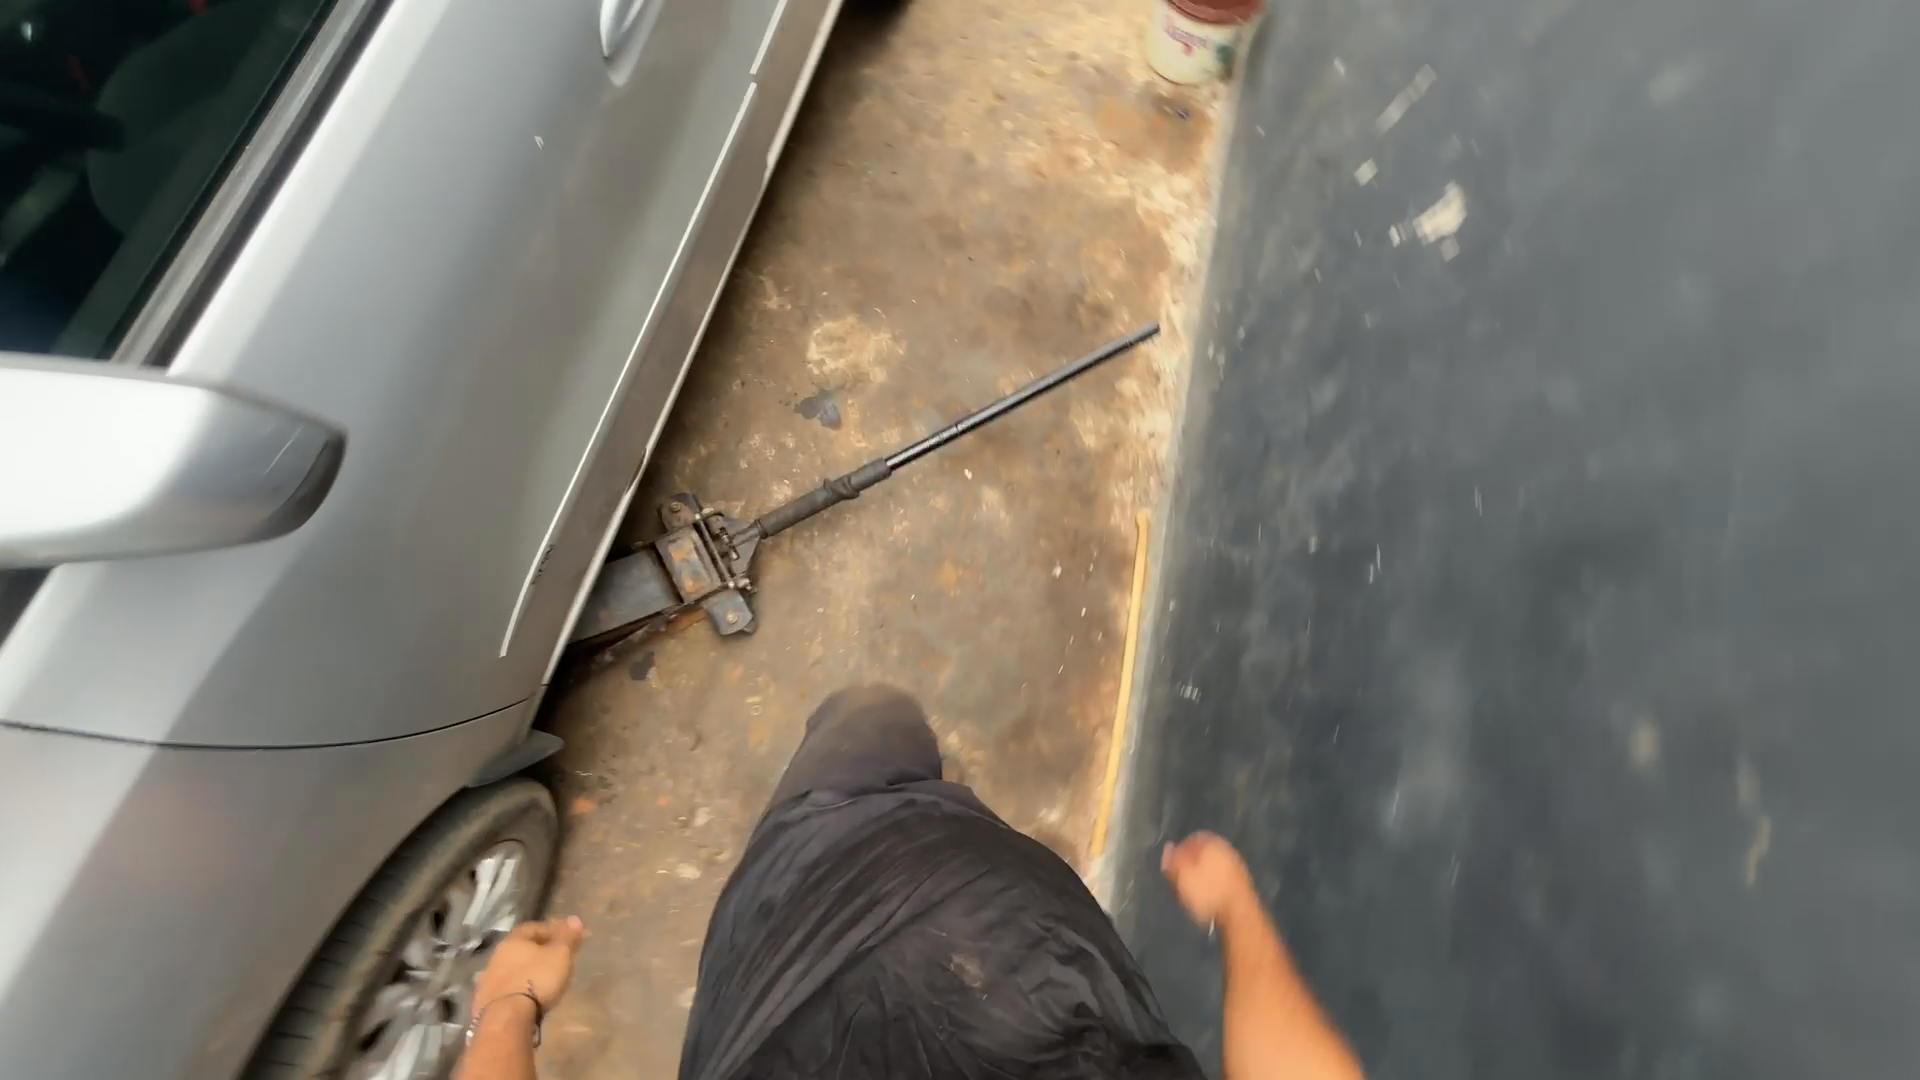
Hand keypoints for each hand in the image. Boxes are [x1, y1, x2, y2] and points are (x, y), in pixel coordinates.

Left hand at [473, 915, 586, 1018]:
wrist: (506, 1021)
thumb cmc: (537, 979)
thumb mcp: (561, 954)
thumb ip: (568, 936)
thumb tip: (574, 919)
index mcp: (513, 941)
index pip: (534, 927)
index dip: (553, 930)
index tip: (568, 938)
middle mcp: (496, 958)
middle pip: (522, 950)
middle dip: (541, 953)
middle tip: (559, 960)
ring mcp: (487, 983)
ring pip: (514, 971)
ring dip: (529, 973)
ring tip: (547, 983)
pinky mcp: (484, 1005)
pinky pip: (508, 990)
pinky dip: (520, 990)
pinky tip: (532, 999)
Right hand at [1161, 831, 1257, 930]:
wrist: (1239, 914)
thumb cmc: (1207, 891)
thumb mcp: (1181, 875)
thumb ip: (1172, 859)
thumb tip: (1168, 847)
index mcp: (1213, 841)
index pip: (1191, 838)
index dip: (1179, 851)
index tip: (1172, 866)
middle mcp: (1227, 849)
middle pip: (1202, 853)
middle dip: (1190, 865)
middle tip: (1180, 880)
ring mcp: (1237, 867)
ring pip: (1212, 868)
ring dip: (1201, 878)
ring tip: (1192, 893)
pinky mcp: (1242, 885)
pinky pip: (1221, 880)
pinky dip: (1212, 887)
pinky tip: (1206, 900)